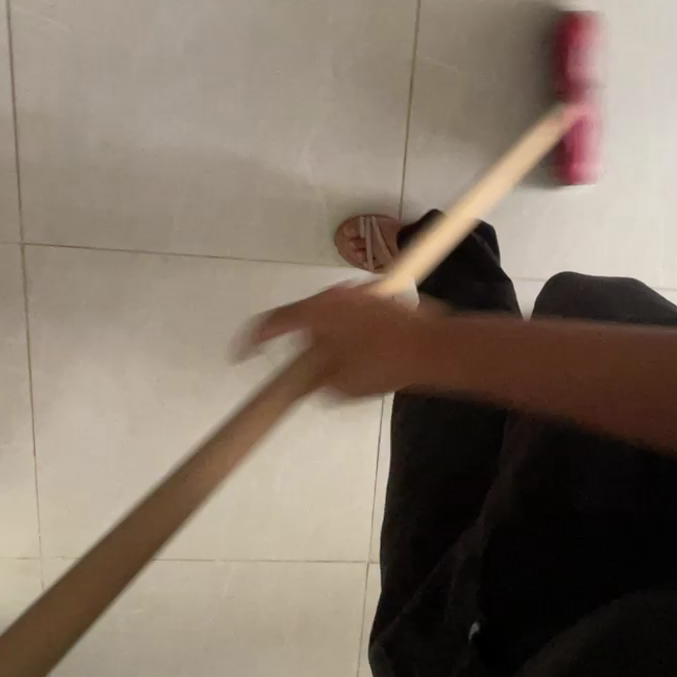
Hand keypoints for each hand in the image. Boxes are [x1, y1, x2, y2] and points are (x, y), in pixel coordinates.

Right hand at [247, 284, 445, 396]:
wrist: (433, 349)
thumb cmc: (384, 363)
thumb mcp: (336, 384)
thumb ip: (310, 378)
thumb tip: (305, 378)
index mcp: (317, 310)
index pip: (272, 322)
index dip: (252, 340)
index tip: (243, 352)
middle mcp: (337, 293)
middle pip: (305, 318)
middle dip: (304, 344)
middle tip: (308, 370)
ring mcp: (363, 292)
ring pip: (334, 316)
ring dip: (332, 339)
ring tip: (347, 366)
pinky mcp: (384, 297)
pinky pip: (357, 316)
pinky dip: (355, 334)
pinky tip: (370, 356)